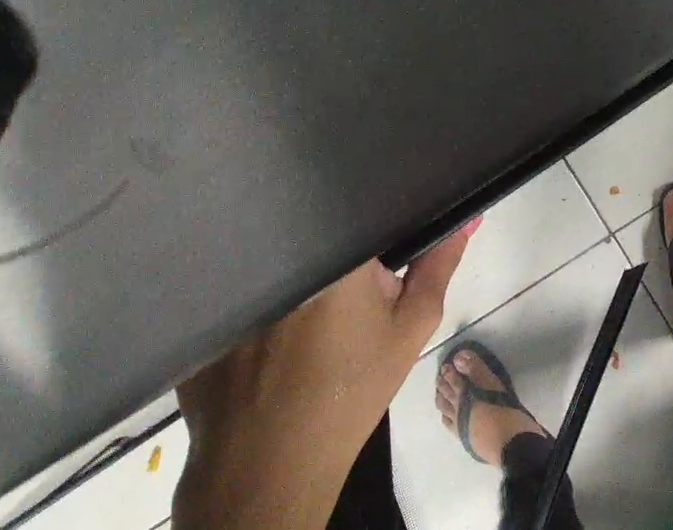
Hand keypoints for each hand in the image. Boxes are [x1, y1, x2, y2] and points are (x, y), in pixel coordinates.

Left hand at [173, 222, 475, 529]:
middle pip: (315, 227)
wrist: (274, 467)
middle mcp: (279, 255)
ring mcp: (234, 281)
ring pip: (278, 252)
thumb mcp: (410, 328)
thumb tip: (465, 222)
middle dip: (337, 244)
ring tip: (309, 307)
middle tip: (349, 281)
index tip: (382, 242)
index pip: (358, 204)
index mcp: (333, 254)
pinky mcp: (206, 307)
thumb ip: (438, 267)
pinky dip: (258, 296)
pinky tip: (267, 329)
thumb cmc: (352, 391)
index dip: (376, 211)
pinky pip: (241, 284)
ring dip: (298, 265)